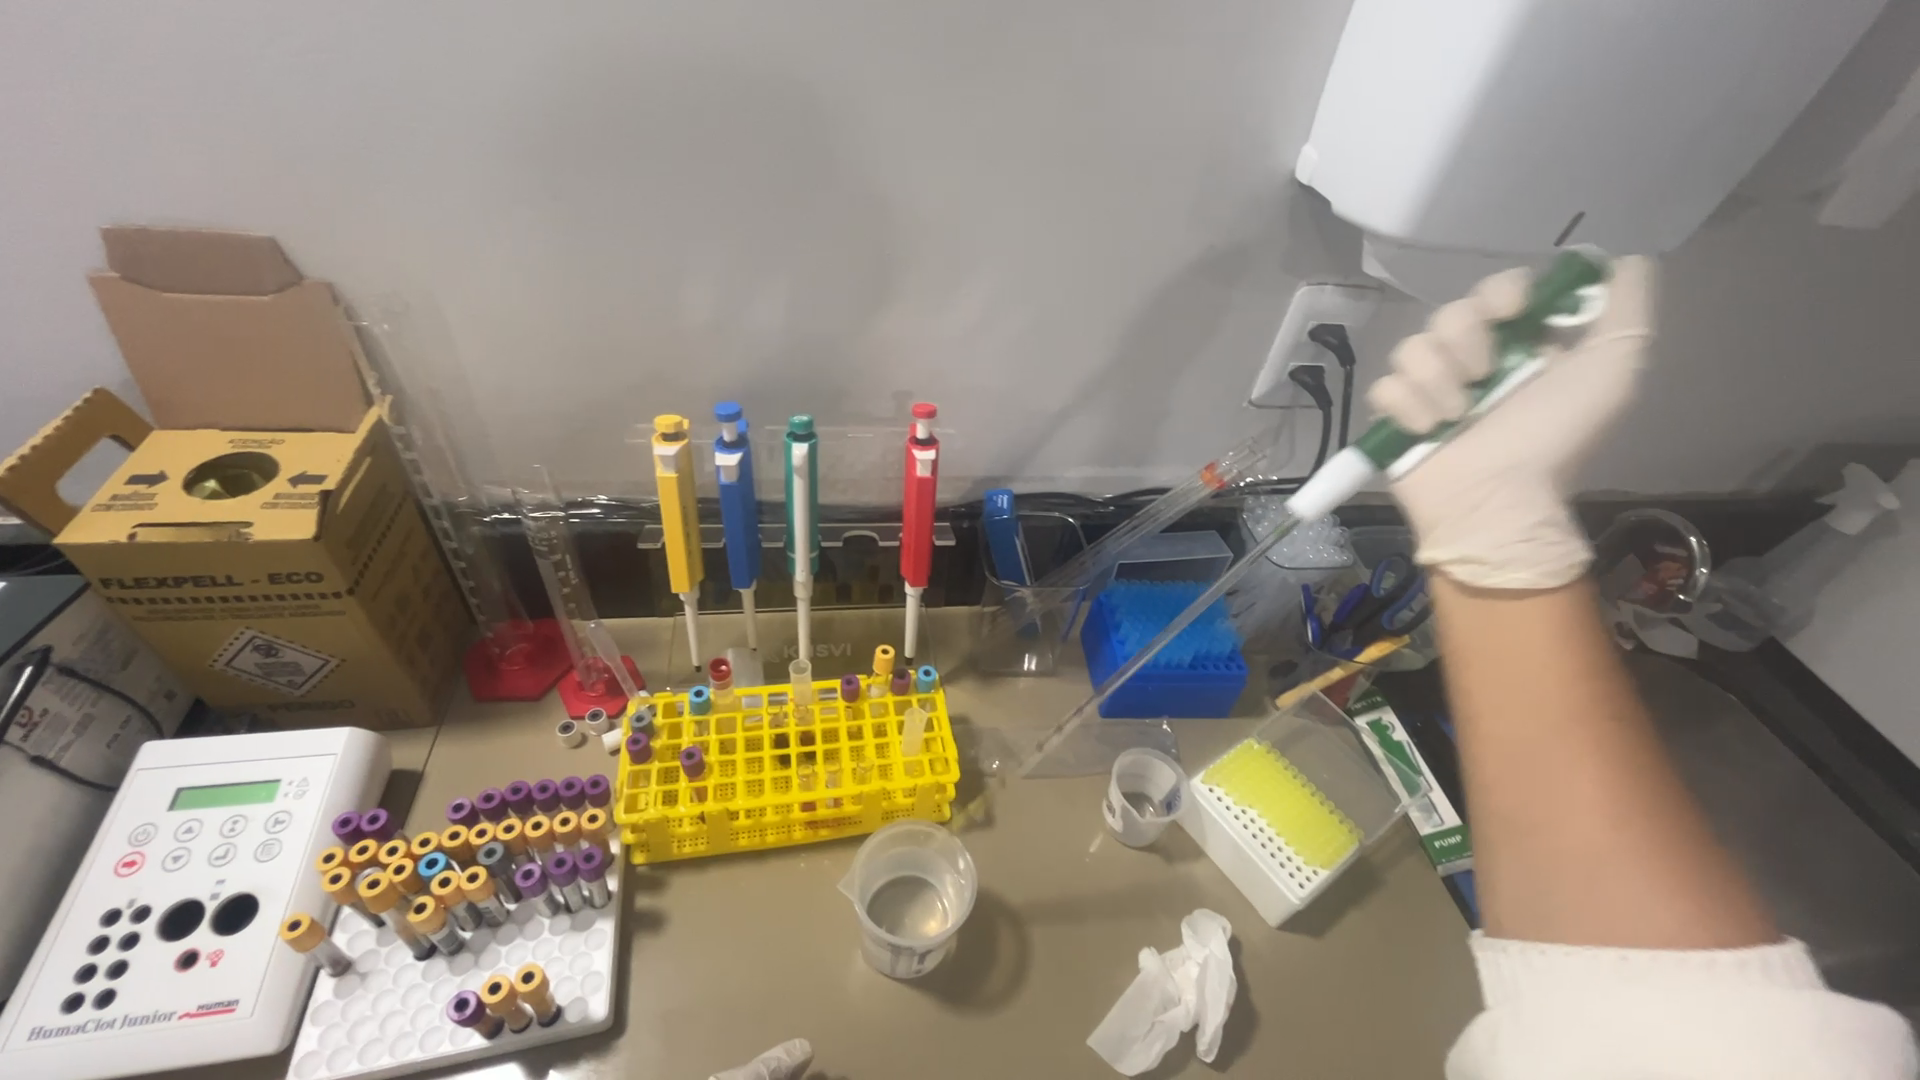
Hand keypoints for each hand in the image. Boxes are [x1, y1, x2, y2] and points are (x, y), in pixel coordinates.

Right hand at [1367, 257, 1655, 589]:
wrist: (1497, 497)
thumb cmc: (1554, 439)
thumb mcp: (1612, 369)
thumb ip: (1624, 309)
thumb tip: (1621, 259)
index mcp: (1520, 345)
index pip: (1497, 289)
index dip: (1499, 291)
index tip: (1511, 310)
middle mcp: (1471, 361)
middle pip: (1448, 314)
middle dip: (1465, 341)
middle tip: (1484, 377)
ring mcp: (1427, 389)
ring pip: (1412, 348)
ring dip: (1437, 381)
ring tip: (1455, 417)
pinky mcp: (1392, 415)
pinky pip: (1385, 386)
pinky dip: (1407, 408)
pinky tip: (1427, 431)